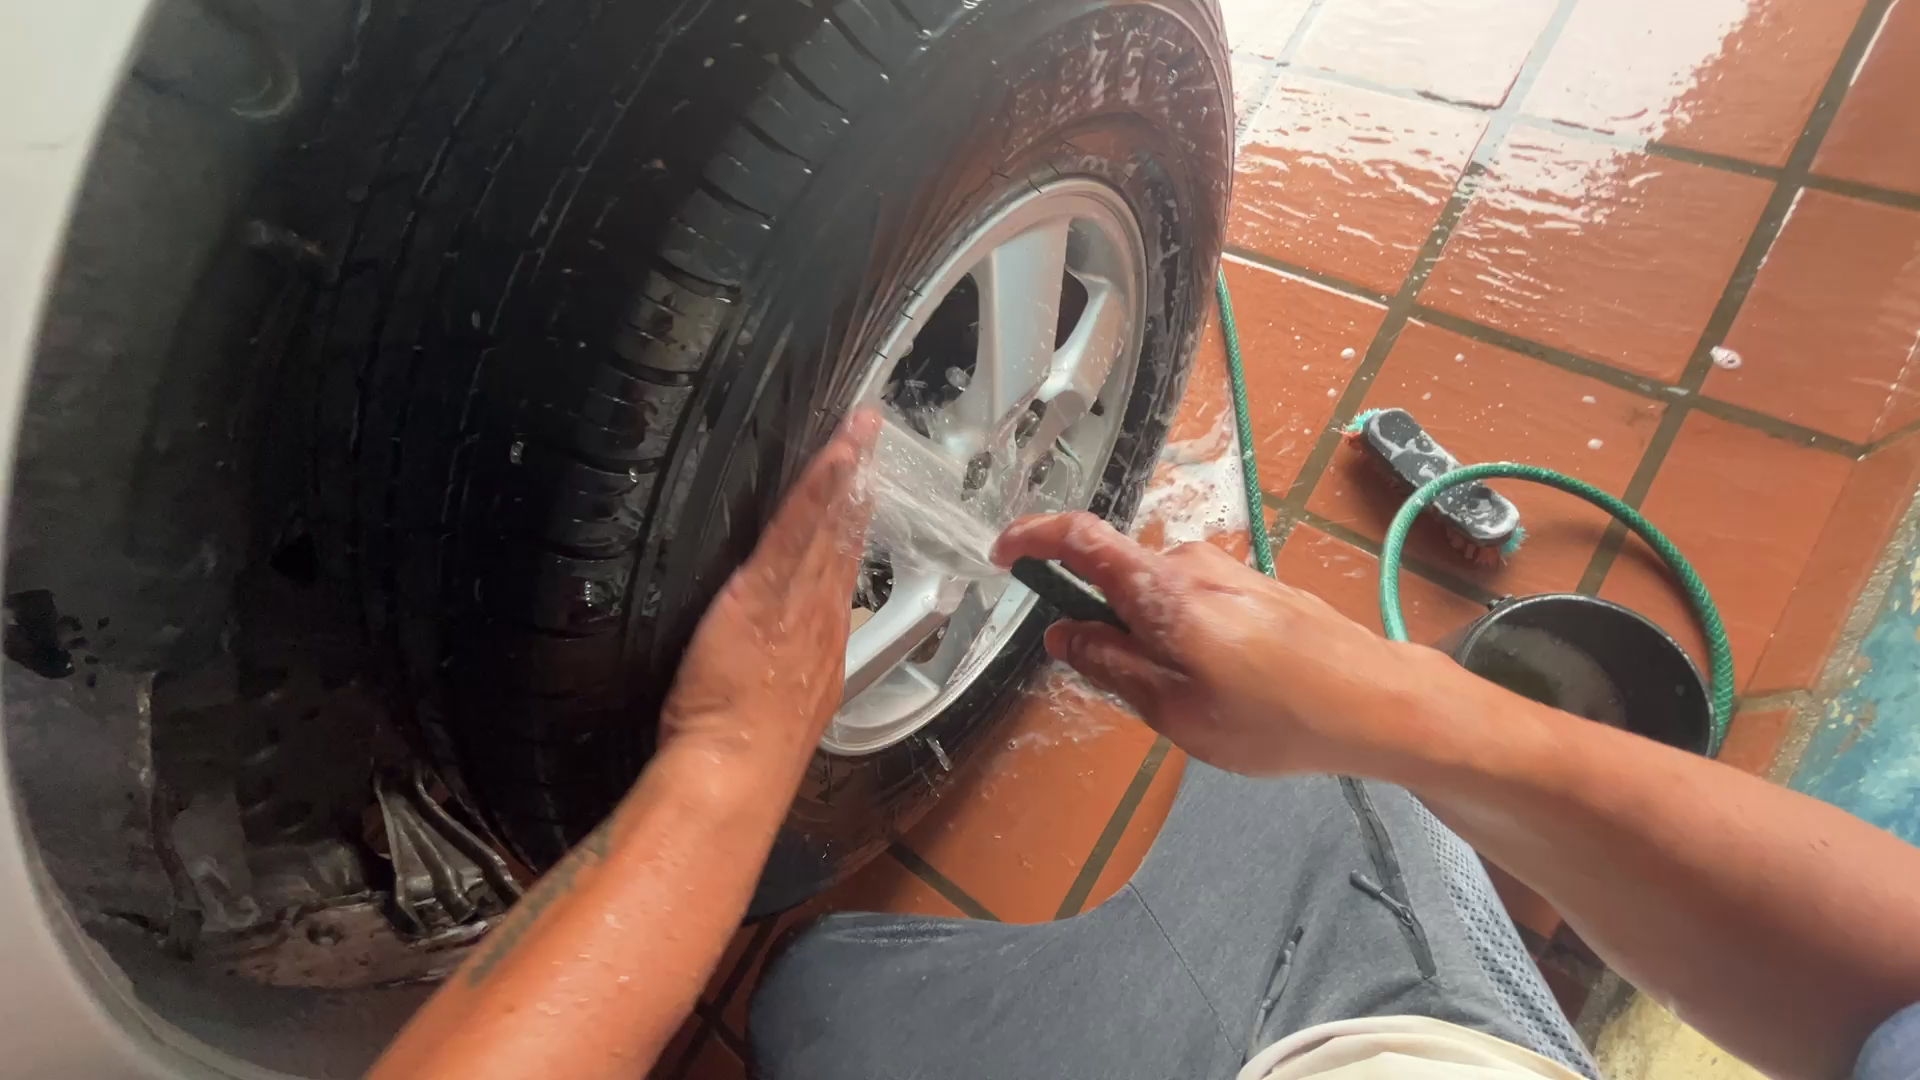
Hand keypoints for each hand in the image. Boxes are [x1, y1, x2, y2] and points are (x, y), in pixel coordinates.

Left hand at [658, 412, 877, 766]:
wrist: (737, 768)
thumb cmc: (752, 745)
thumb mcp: (784, 703)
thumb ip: (792, 666)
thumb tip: (785, 651)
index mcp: (824, 635)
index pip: (844, 567)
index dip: (857, 524)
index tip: (865, 492)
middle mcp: (822, 611)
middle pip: (845, 536)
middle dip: (861, 484)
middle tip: (874, 438)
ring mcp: (799, 598)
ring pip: (828, 525)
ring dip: (846, 472)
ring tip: (861, 429)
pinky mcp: (766, 590)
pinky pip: (796, 530)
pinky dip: (819, 491)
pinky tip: (835, 458)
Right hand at [992, 513, 1437, 775]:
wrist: (1382, 704)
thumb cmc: (1272, 715)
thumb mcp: (1173, 708)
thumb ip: (1109, 665)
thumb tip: (1062, 634)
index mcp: (1160, 588)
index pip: (1079, 539)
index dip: (1032, 539)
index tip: (1004, 557)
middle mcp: (1191, 562)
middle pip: (1118, 577)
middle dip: (1107, 626)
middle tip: (1134, 689)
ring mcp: (1228, 570)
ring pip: (1157, 596)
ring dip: (1149, 637)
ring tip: (1194, 698)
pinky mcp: (1254, 585)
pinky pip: (1193, 601)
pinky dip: (1182, 634)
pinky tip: (1228, 683)